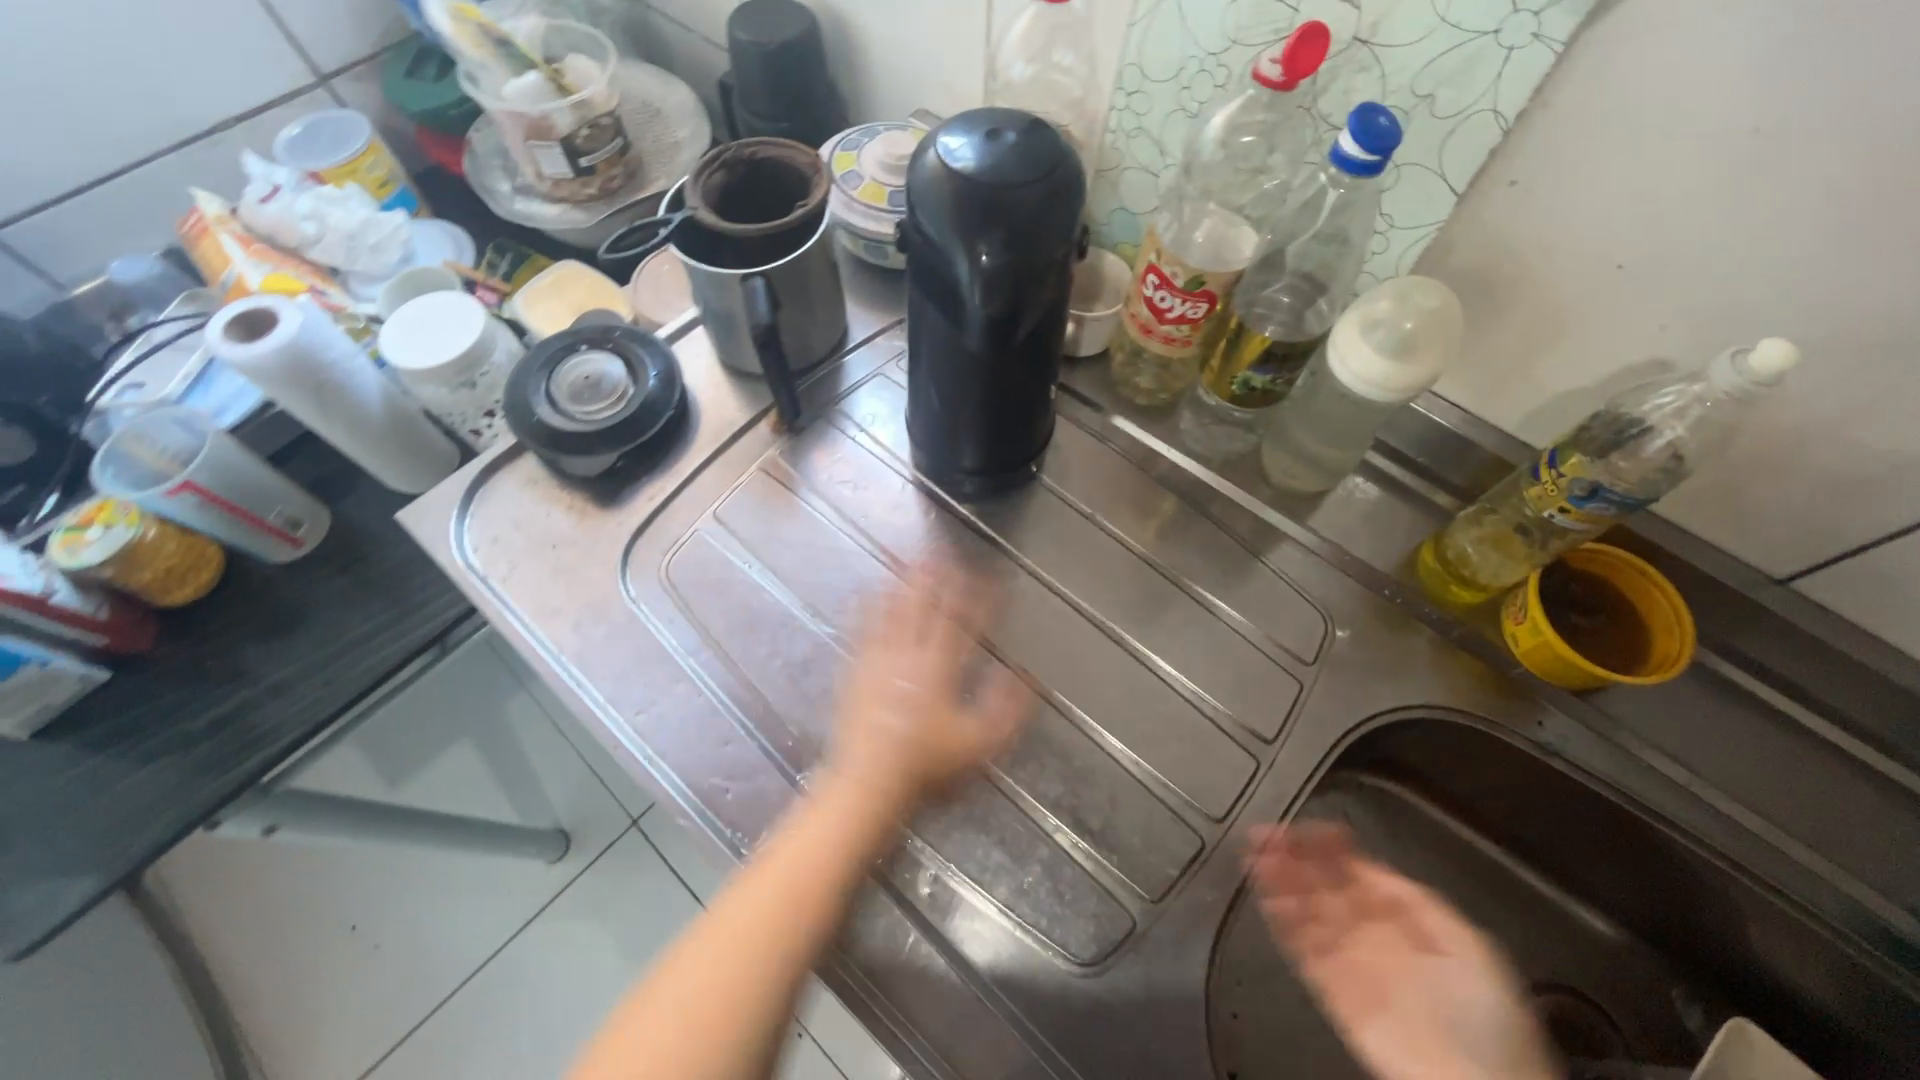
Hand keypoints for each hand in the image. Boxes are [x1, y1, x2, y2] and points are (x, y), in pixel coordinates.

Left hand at [823, 561, 1032, 810]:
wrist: (868, 779)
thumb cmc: (928, 763)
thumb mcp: (980, 742)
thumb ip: (1008, 707)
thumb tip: (1027, 674)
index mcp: (942, 667)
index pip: (965, 621)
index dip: (981, 597)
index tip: (993, 577)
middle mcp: (910, 653)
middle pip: (926, 605)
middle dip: (940, 576)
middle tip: (948, 550)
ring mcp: (878, 658)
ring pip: (894, 608)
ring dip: (906, 581)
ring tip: (913, 556)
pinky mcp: (855, 668)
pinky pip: (862, 626)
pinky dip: (868, 604)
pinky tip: (869, 588)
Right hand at [1247, 823, 1558, 1079]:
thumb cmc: (1485, 1015)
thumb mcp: (1465, 941)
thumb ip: (1413, 900)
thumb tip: (1368, 865)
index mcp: (1406, 919)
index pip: (1357, 872)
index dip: (1330, 848)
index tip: (1305, 827)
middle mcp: (1374, 936)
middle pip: (1325, 888)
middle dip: (1296, 859)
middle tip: (1266, 834)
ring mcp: (1351, 962)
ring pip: (1308, 914)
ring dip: (1282, 884)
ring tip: (1256, 857)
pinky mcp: (1333, 991)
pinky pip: (1303, 951)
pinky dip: (1284, 924)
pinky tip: (1268, 899)